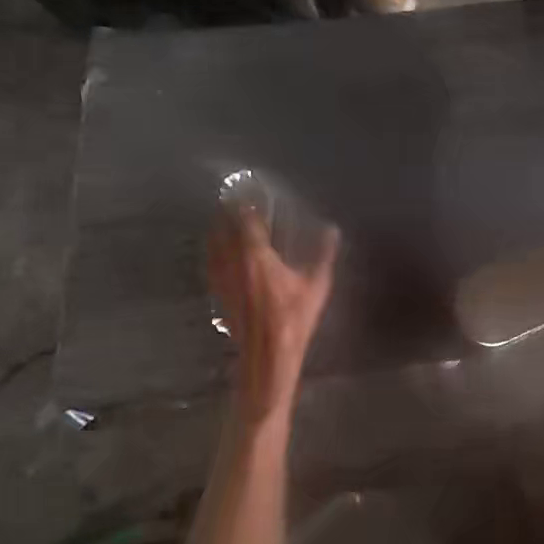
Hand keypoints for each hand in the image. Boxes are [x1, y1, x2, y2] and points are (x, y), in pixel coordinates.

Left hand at [208, 209, 339, 414]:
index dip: (245, 205)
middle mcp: (234, 262)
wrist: (269, 351)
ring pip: (213, 246)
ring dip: (218, 230)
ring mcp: (223, 278)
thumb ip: (323, 254)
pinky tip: (217, 251)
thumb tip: (332, 229)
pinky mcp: (219, 292)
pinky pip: (211, 263)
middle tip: (232, 201)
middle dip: (228, 214)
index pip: (245, 221)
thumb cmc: (294, 317)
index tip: (246, 191)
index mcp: (257, 255)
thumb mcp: (317, 285)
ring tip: (223, 221)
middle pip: (224, 229)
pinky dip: (213, 251)